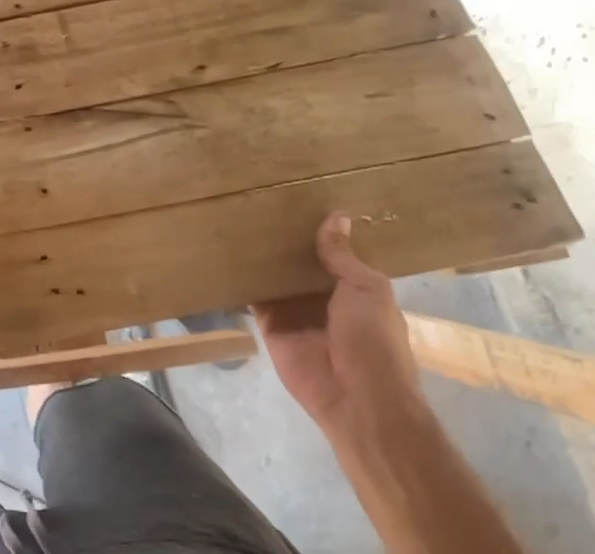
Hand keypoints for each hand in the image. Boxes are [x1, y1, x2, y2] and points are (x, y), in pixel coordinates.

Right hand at [253, 213, 422, 430]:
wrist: (356, 396)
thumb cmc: (373, 339)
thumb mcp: (366, 289)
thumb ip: (343, 256)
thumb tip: (337, 216)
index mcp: (354, 288)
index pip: (332, 254)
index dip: (318, 231)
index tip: (297, 199)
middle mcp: (322, 297)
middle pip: (298, 263)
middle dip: (284, 240)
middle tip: (257, 202)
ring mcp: (294, 312)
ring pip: (273, 277)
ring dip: (259, 257)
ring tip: (234, 219)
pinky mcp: (269, 325)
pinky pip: (252, 298)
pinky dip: (240, 281)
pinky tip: (222, 254)